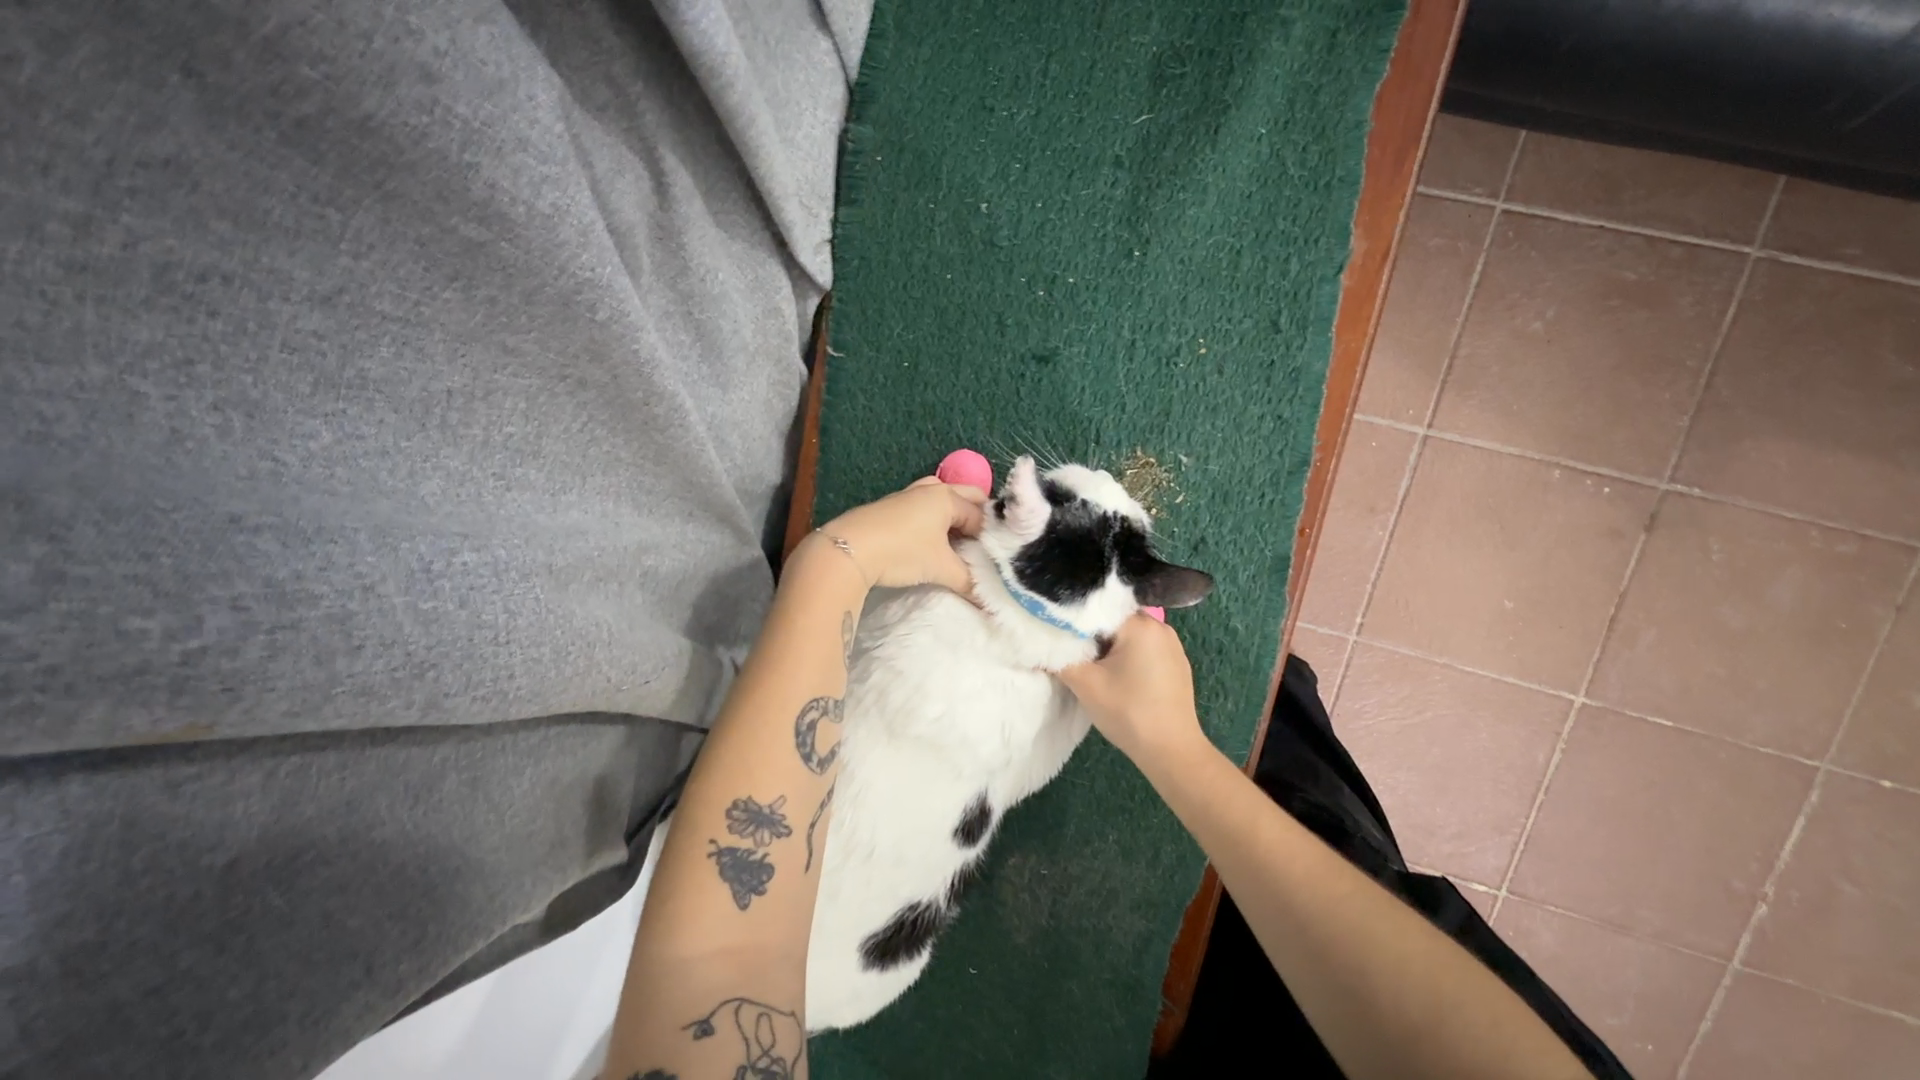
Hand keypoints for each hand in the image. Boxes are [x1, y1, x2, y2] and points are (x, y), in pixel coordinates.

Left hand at [813, 476, 987, 593]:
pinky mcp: (888, 508)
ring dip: (952, 517)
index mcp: (947, 497)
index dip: (991, 536)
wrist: (848, 551)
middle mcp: (929, 490)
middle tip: (982, 544)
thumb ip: (969, 582)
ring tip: (958, 542)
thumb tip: (988, 600)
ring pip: (940, 499)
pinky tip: (930, 541)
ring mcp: (906, 496)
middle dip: (976, 516)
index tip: (995, 556)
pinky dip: (933, 520)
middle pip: (964, 496)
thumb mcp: (941, 569)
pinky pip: (922, 508)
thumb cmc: (902, 552)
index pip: (980, 514)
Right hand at [1058, 615, 1204, 760]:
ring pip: (1130, 635)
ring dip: (1110, 647)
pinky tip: (1118, 677)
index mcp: (1140, 624)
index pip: (1100, 607)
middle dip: (1093, 634)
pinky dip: (1128, 656)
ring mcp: (1173, 646)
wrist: (1171, 750)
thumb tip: (1041, 644)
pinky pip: (1146, 649)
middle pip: (1115, 620)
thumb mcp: (1085, 684)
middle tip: (1072, 650)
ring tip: (1093, 665)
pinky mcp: (1177, 664)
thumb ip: (1059, 658)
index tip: (1057, 631)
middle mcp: (1161, 627)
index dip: (1075, 619)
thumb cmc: (1128, 712)